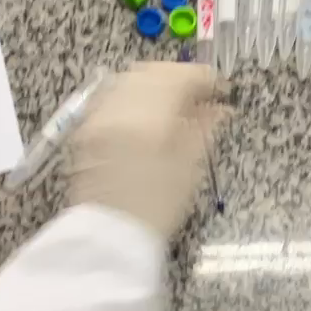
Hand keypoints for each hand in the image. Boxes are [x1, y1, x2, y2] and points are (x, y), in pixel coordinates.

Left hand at [66, 63, 226, 239]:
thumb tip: (220, 108)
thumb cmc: (158, 207)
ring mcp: (99, 116)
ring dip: (156, 81)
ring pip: (130, 79)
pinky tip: (148, 112)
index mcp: (151, 118)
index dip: (206, 78)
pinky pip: (113, 95)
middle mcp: (121, 108)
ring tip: (176, 101)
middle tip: (201, 93)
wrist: (109, 238)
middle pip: (153, 72)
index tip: (222, 89)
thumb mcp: (190, 169)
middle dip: (180, 76)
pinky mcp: (87, 128)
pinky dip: (134, 94)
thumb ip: (205, 129)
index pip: (181, 78)